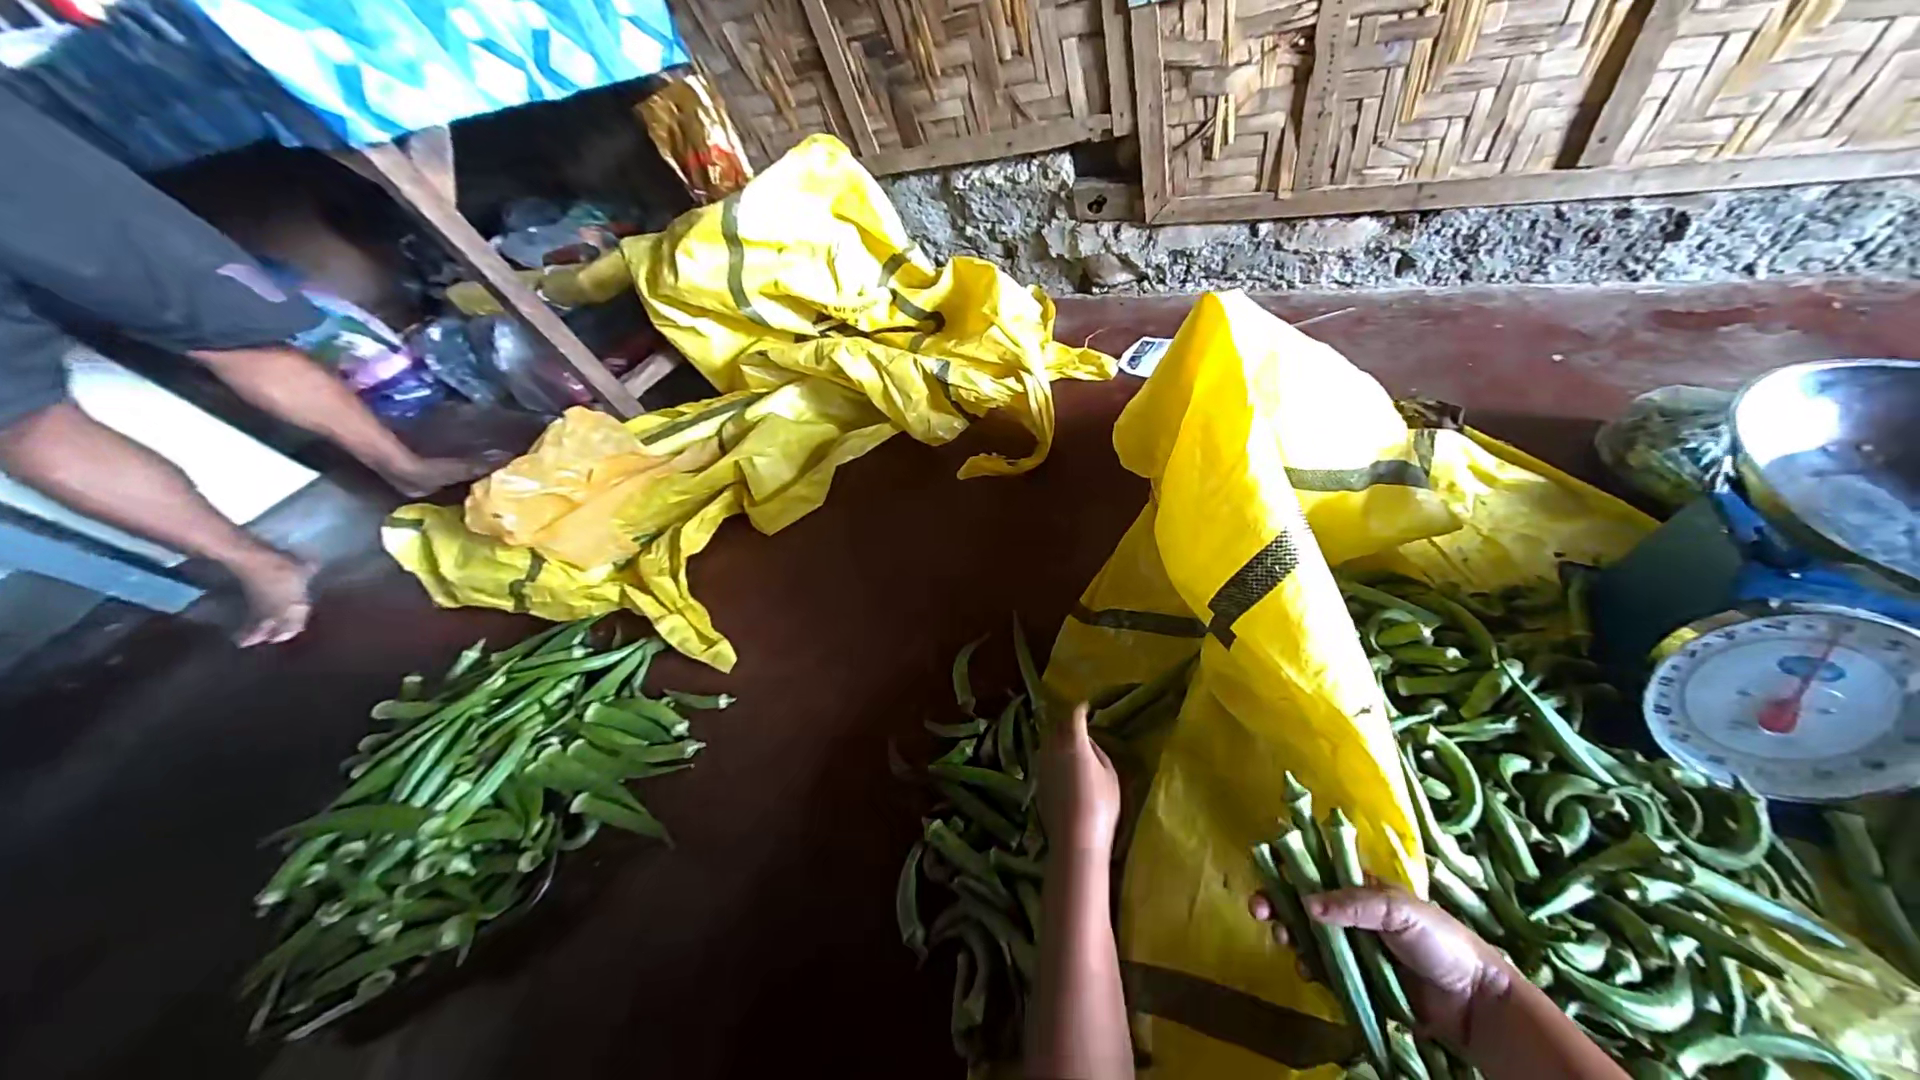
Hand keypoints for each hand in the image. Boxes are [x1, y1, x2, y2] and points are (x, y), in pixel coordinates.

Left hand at [1038, 703, 1120, 856]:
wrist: (1075, 838)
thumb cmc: (1100, 804)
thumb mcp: (1110, 775)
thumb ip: (1098, 752)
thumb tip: (1087, 743)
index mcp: (1072, 742)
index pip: (1073, 716)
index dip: (1080, 709)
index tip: (1086, 707)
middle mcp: (1052, 748)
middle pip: (1055, 726)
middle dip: (1065, 721)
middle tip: (1077, 723)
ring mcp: (1041, 764)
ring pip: (1047, 742)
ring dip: (1057, 738)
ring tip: (1069, 743)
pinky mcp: (1036, 781)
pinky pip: (1044, 759)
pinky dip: (1053, 756)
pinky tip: (1062, 766)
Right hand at [1251, 885, 1512, 1048]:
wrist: (1473, 1003)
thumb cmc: (1440, 941)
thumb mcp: (1400, 910)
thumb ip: (1354, 903)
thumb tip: (1306, 903)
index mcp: (1358, 887)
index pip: (1313, 869)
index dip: (1285, 867)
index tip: (1264, 870)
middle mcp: (1347, 913)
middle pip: (1299, 901)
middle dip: (1274, 902)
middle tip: (1257, 910)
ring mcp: (1348, 946)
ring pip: (1304, 934)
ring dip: (1286, 933)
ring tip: (1283, 940)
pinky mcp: (1351, 978)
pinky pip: (1319, 968)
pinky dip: (1306, 965)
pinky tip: (1306, 969)